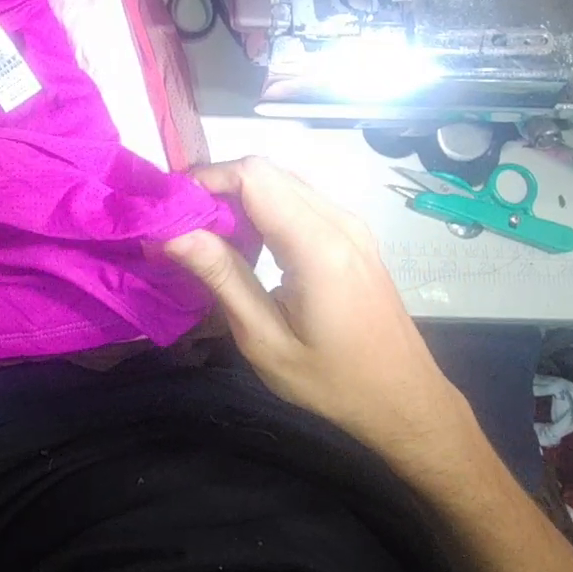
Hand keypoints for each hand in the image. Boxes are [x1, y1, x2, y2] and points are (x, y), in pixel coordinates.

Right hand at [163, 158, 477, 463]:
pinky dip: (261, 209)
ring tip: (202, 237)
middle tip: (178, 225)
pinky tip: (242, 245)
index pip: (252, 176)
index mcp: (318, 246)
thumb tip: (170, 234)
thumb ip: (220, 277)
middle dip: (214, 187)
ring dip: (236, 197)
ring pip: (280, 181)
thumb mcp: (264, 339)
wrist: (403, 400)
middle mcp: (339, 221)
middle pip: (265, 171)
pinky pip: (297, 200)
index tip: (169, 211)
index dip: (205, 180)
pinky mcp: (352, 234)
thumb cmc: (332, 382)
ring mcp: (350, 224)